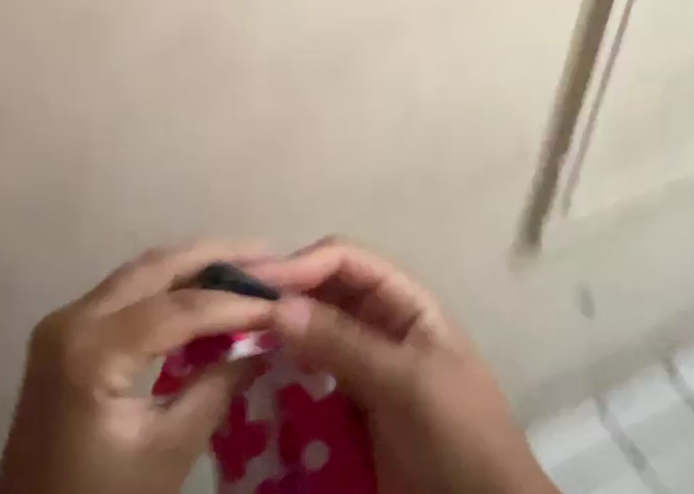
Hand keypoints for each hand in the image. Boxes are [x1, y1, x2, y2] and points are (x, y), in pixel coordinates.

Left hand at [0, 240, 274, 493]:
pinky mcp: (64, 334)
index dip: (236, 303)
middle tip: (268, 254)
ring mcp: (63, 322)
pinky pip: (124, 293)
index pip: (179, 308)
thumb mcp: (170, 449)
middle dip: (215, 256)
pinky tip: (204, 291)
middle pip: (155, 268)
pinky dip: (167, 286)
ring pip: (139, 273)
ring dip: (192, 265)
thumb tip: (266, 338)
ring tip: (246, 264)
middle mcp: (72, 319)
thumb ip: (217, 385)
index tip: (284, 299)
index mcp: (93, 350)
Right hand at [253, 238, 558, 493]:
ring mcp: (364, 363)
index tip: (255, 285)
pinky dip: (283, 370)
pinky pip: (308, 374)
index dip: (301, 263)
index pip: (346, 260)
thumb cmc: (459, 434)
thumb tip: (277, 305)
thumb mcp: (408, 384)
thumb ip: (345, 343)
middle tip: (233, 310)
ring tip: (236, 340)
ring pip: (311, 330)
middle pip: (323, 289)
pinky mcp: (348, 403)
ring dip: (278, 332)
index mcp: (406, 301)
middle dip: (283, 294)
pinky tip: (255, 377)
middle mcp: (380, 321)